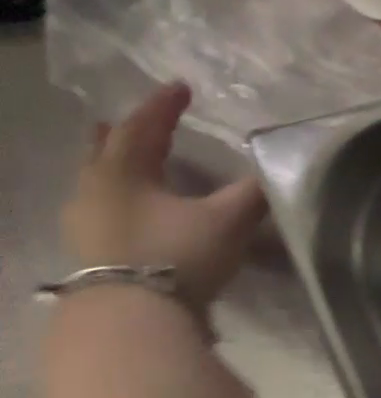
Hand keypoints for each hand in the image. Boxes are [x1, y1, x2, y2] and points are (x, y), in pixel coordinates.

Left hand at [60, 83, 267, 309]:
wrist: (138, 310)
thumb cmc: (179, 254)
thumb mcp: (228, 222)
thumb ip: (251, 195)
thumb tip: (277, 174)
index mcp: (123, 169)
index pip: (145, 126)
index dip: (165, 105)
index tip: (181, 88)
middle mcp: (95, 186)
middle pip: (106, 149)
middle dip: (123, 134)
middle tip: (134, 123)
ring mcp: (87, 219)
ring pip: (101, 180)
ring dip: (118, 168)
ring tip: (134, 166)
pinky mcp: (93, 249)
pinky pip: (106, 210)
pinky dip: (122, 201)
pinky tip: (137, 212)